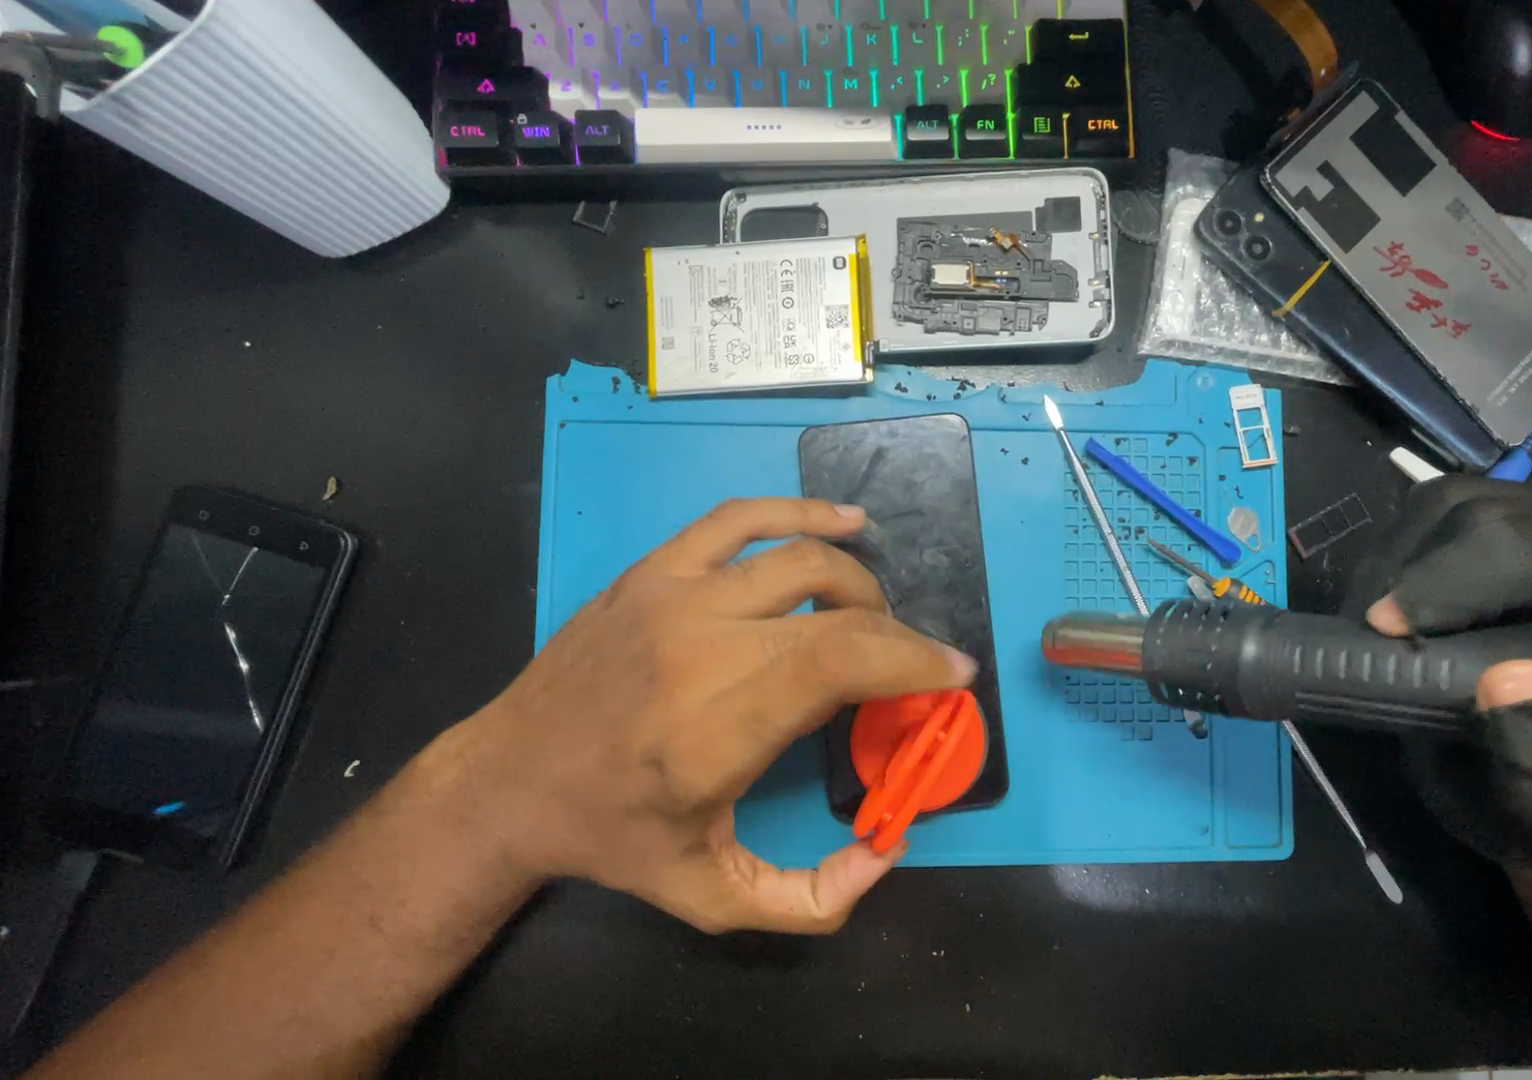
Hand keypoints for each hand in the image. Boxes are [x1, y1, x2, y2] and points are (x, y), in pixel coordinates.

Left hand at [427, 498, 977, 932]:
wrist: (507, 780)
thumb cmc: (616, 837)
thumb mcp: (711, 898)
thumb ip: (811, 898)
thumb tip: (889, 850)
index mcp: (713, 735)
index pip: (838, 665)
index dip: (912, 661)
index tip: (953, 673)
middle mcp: (697, 652)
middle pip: (835, 616)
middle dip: (900, 637)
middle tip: (917, 664)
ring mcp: (672, 598)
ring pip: (802, 560)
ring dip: (861, 585)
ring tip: (877, 616)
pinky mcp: (654, 570)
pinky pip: (743, 517)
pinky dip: (804, 513)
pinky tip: (846, 523)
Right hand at [1348, 477, 1531, 872]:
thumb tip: (1504, 682)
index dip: (1480, 568)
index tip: (1389, 625)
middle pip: (1501, 508)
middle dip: (1417, 567)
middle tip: (1366, 633)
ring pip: (1454, 506)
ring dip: (1393, 563)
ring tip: (1368, 627)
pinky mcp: (1506, 541)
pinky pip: (1433, 525)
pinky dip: (1391, 565)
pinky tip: (1382, 615)